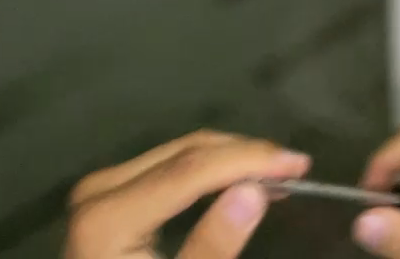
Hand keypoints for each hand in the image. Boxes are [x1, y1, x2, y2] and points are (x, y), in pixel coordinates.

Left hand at [64, 130, 310, 258]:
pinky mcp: (111, 190)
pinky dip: (209, 167)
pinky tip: (239, 176)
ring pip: (182, 152)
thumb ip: (211, 248)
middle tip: (296, 165)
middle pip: (187, 153)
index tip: (298, 163)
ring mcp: (103, 185)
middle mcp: (101, 187)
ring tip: (277, 171)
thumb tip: (254, 191)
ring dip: (232, 157)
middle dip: (246, 154)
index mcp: (108, 216)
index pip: (192, 169)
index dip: (249, 160)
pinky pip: (170, 164)